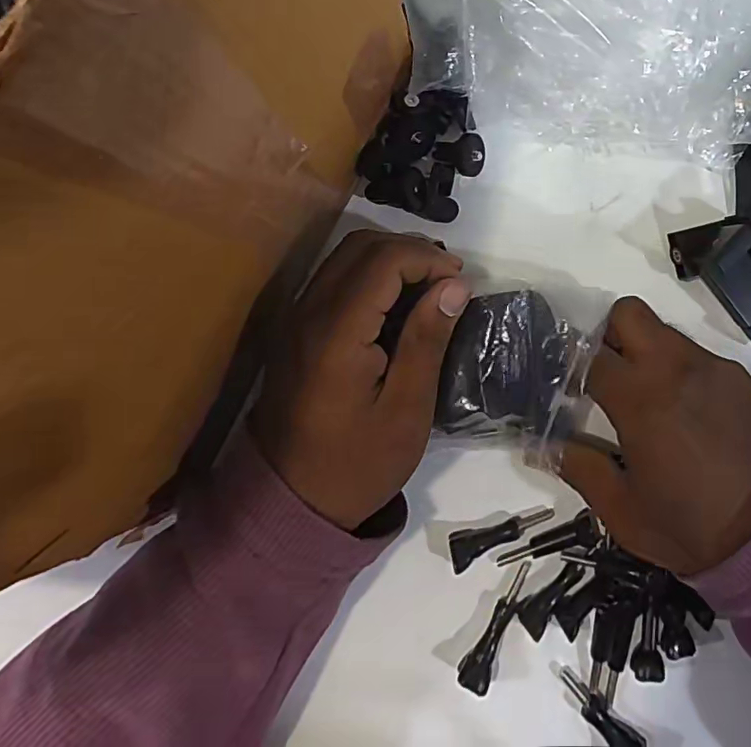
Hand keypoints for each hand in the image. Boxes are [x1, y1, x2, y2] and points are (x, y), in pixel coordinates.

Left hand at [254, 230, 471, 529]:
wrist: (289, 504)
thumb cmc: (358, 462)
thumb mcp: (407, 408)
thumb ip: (427, 339)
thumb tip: (455, 285)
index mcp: (336, 334)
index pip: (382, 261)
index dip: (427, 259)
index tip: (460, 283)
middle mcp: (307, 315)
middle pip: (361, 247)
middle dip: (412, 251)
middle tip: (449, 280)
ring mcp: (295, 321)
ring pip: (345, 256)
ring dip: (393, 258)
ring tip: (431, 286)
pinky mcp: (296, 330)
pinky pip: (336, 278)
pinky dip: (374, 273)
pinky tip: (400, 301)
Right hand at [560, 297, 750, 574]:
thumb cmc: (689, 526)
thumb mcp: (623, 511)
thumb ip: (580, 467)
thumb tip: (542, 443)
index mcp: (642, 399)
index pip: (591, 356)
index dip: (570, 367)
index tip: (567, 387)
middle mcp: (677, 368)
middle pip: (629, 313)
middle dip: (607, 335)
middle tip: (605, 377)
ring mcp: (712, 366)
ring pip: (664, 331)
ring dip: (645, 351)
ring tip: (647, 399)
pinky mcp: (738, 375)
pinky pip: (696, 354)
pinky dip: (679, 369)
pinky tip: (685, 411)